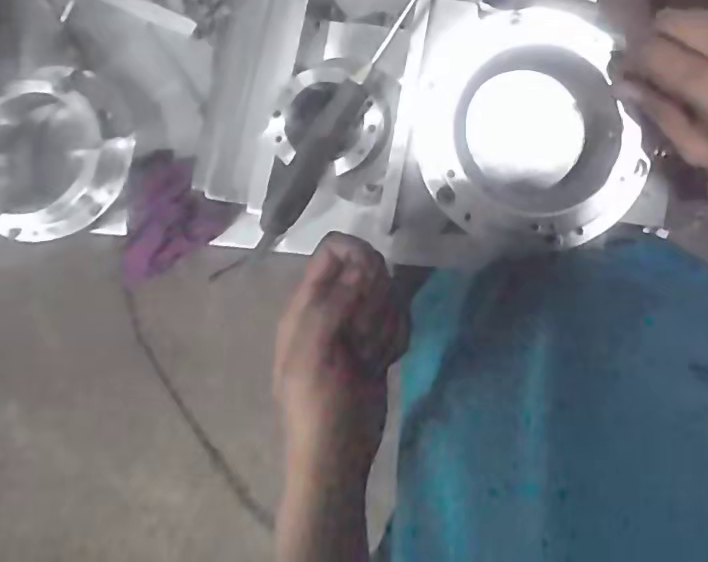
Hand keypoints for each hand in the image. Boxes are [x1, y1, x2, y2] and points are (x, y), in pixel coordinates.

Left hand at [273, 233, 407, 483]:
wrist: (338, 459)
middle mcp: (332, 305)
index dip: (357, 254)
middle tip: (363, 333)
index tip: (372, 278)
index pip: (333, 249)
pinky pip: (401, 318)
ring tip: (370, 355)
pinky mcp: (379, 340)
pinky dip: (397, 338)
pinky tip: (384, 363)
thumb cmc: (316, 409)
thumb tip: (362, 264)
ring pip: (388, 293)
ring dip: (386, 323)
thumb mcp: (311, 356)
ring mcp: (357, 323)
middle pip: (368, 267)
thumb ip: (330, 305)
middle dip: (375, 297)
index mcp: (306, 303)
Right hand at [620, 9, 707, 202]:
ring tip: (683, 59)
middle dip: (651, 39)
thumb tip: (626, 84)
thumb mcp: (706, 153)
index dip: (631, 59)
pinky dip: (706, 32)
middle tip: (652, 62)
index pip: (652, 52)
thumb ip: (661, 115)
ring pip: (692, 13)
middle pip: (667, 20)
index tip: (627, 71)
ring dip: (677, 33)